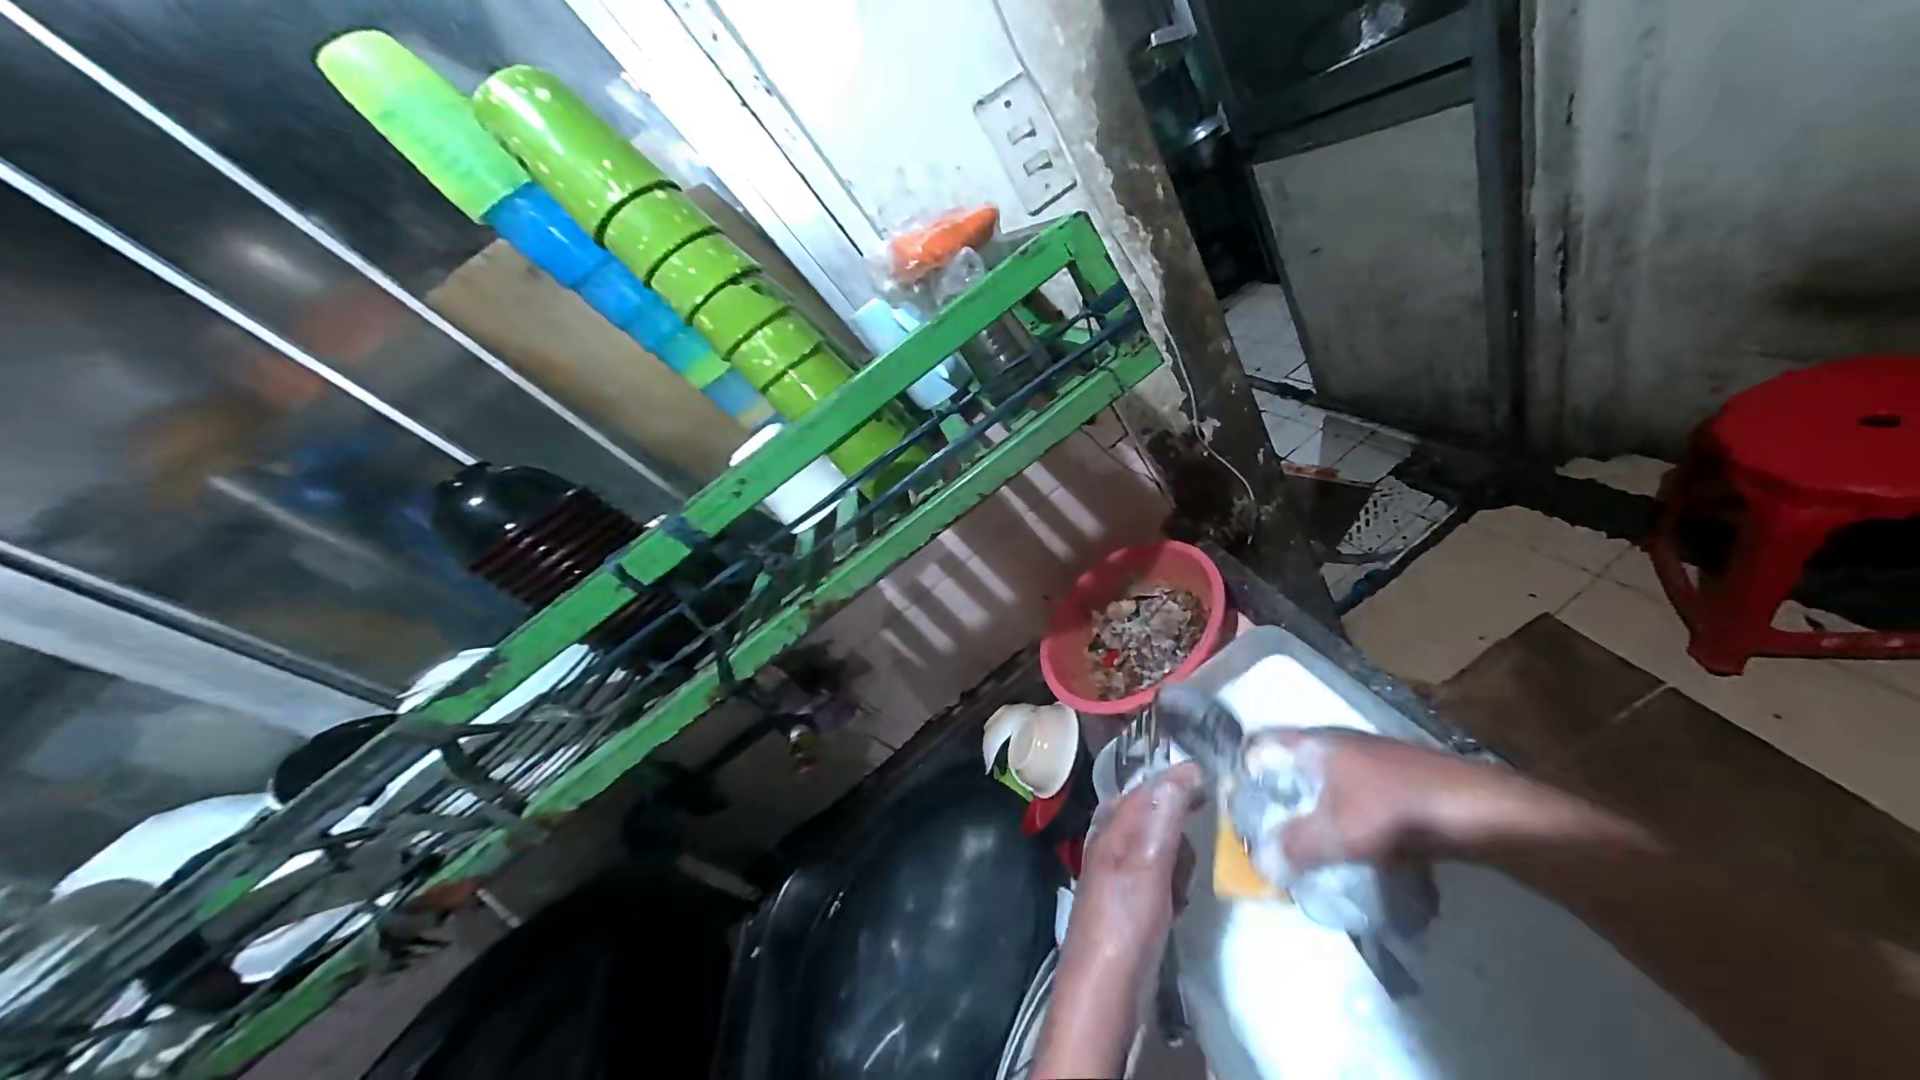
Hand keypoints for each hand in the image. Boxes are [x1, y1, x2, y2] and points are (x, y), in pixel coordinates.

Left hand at [1072, 761, 1203, 960]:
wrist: (1102, 996)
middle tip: (1194, 845)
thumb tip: (1179, 772)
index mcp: (1110, 830)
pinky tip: (1177, 903)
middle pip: (1152, 815)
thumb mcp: (1146, 869)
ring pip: (1158, 847)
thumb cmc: (1124, 927)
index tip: (1207, 773)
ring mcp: (1120, 875)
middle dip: (1177, 824)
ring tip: (1181, 884)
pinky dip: (1173, 882)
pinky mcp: (1131, 903)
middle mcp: (1112, 846)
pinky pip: (1159, 875)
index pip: (1144, 790)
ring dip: (1177, 857)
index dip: (1174, 779)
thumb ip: (1161, 822)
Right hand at [1251, 729, 1641, 871]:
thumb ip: (1297, 846)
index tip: (1234, 803)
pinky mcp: (1393, 787)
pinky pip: (1349, 803)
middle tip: (1263, 834)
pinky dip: (1340, 824)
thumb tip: (1260, 863)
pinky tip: (1348, 853)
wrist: (1491, 813)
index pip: (1261, 743)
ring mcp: (1368, 764)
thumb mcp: (1342, 832)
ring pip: (1321, 787)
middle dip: (1275, 800)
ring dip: (1309, 816)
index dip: (1242, 768)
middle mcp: (1336, 746)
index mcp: (1316, 743)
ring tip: (1301, 850)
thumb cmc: (1403, 809)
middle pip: (1289, 768)